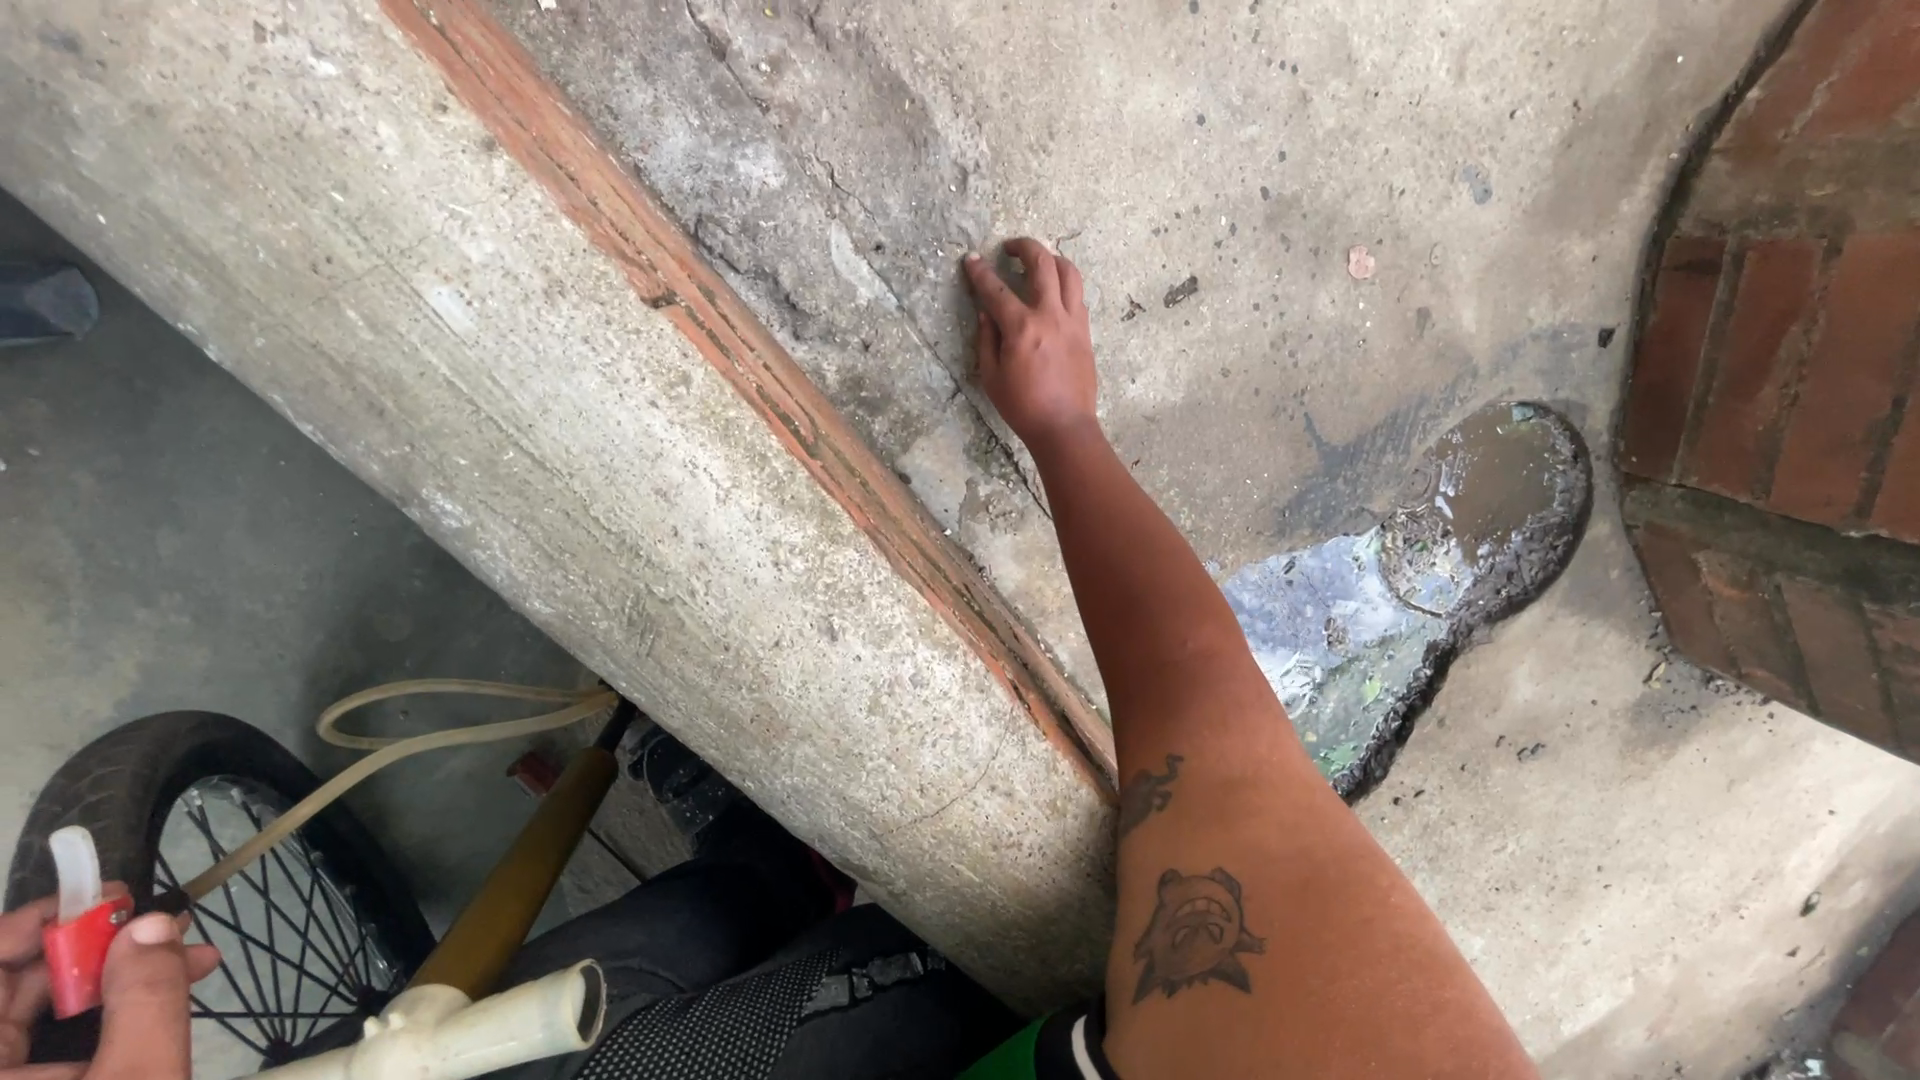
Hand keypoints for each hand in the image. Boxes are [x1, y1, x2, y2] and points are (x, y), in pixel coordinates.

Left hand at [0, 889, 218, 1079]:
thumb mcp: (141, 1075)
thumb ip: (147, 995)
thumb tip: (154, 923)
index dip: (34, 925)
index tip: (104, 898)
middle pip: (12, 988)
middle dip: (99, 952)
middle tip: (173, 927)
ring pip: (37, 1012)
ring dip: (115, 978)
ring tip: (192, 962)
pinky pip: (46, 1041)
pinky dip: (105, 1013)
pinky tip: (163, 996)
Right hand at [962, 239, 1100, 451]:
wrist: (1064, 426)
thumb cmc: (1023, 406)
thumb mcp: (992, 376)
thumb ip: (987, 339)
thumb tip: (986, 312)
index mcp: (1022, 328)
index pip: (996, 289)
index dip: (980, 272)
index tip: (971, 259)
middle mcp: (1050, 315)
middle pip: (1042, 262)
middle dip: (1023, 247)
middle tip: (1010, 247)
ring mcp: (1073, 321)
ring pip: (1069, 272)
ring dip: (1052, 258)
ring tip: (1039, 261)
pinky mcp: (1086, 332)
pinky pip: (1078, 296)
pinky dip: (1065, 285)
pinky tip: (1054, 292)